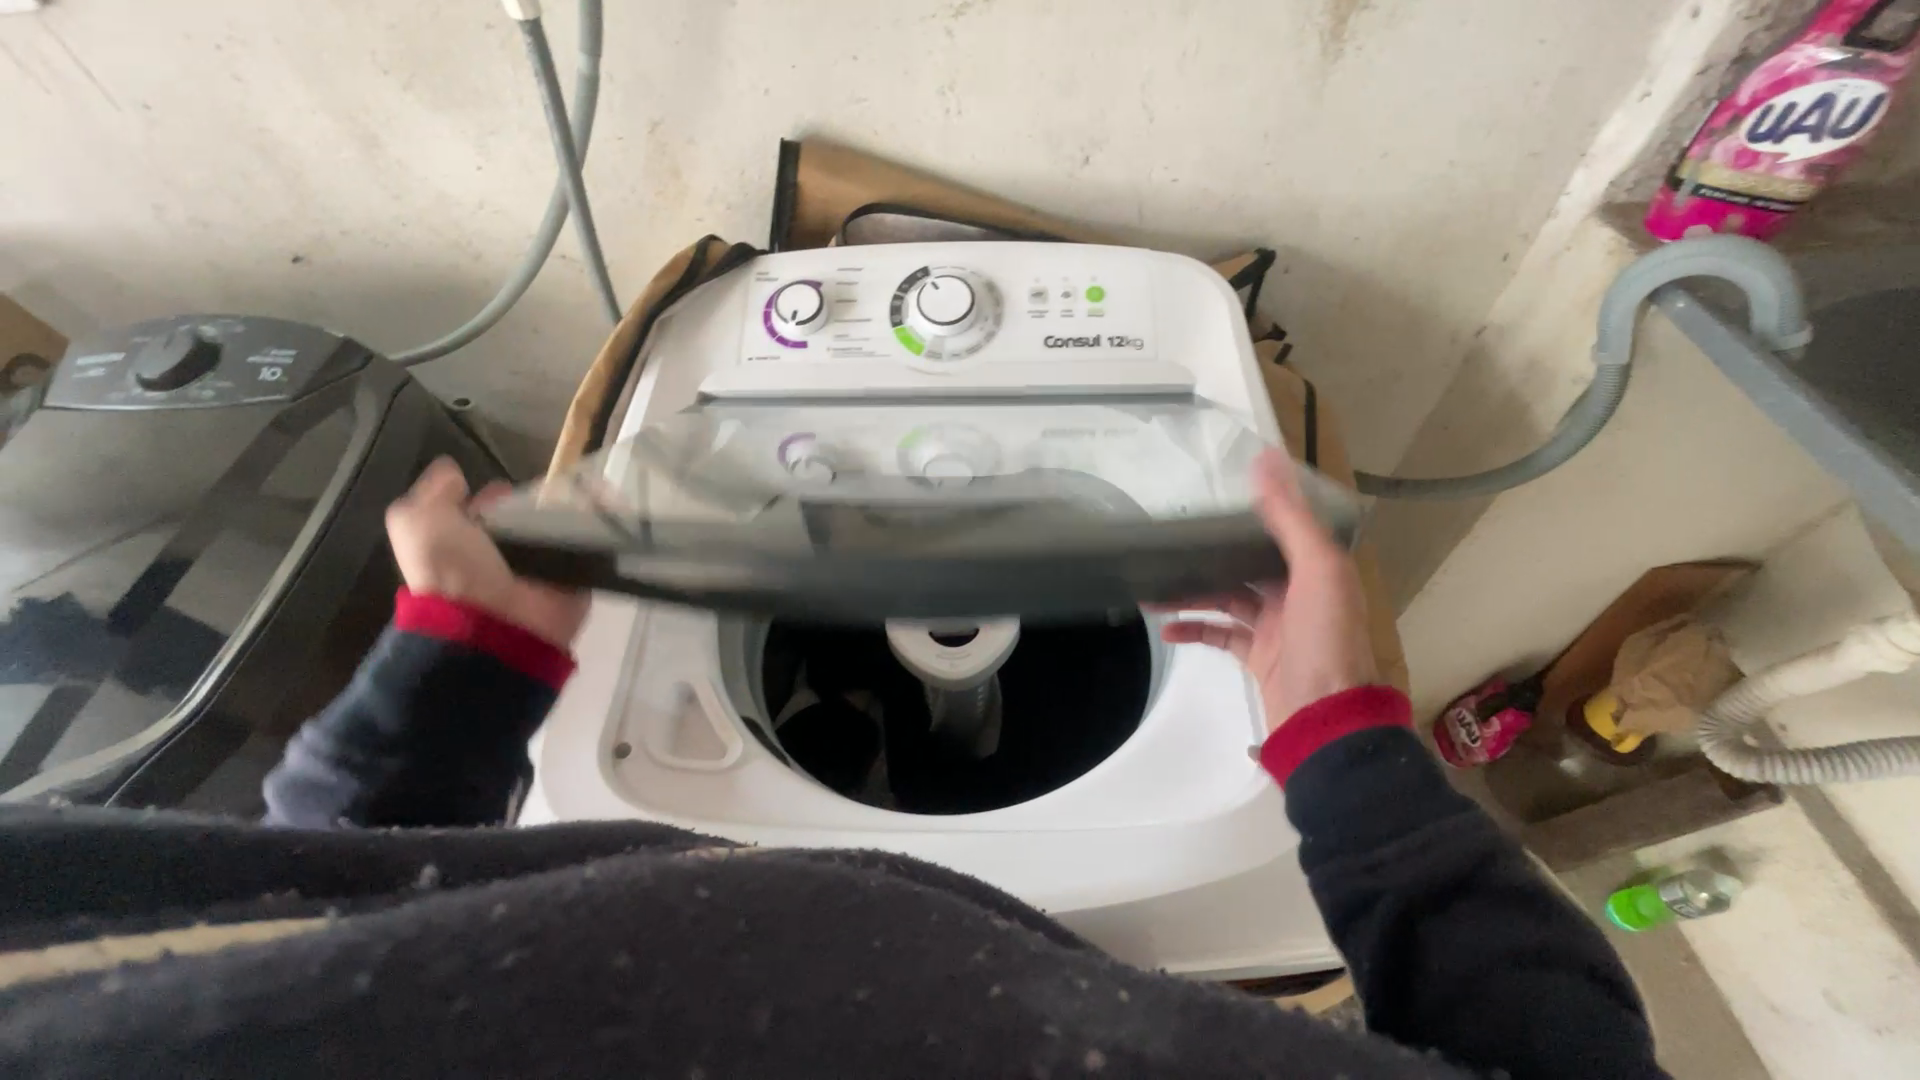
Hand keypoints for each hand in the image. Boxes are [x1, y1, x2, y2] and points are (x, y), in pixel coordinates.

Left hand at [385, 457, 589, 648]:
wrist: (495, 620)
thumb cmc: (454, 570)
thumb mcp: (418, 524)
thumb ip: (432, 494)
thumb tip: (452, 472)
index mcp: (470, 543)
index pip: (490, 510)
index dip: (498, 494)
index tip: (511, 486)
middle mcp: (507, 556)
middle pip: (532, 517)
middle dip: (546, 501)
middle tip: (559, 491)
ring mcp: (545, 569)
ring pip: (565, 530)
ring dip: (578, 512)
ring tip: (591, 496)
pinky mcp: (579, 580)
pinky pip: (595, 549)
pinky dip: (603, 530)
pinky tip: (609, 512)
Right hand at [1157, 449, 1376, 732]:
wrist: (1325, 719)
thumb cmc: (1325, 638)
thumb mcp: (1316, 568)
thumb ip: (1288, 517)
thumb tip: (1265, 459)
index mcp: (1317, 569)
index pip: (1278, 532)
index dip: (1248, 516)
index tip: (1210, 502)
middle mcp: (1299, 594)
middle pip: (1246, 565)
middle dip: (1209, 556)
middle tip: (1168, 545)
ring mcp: (1277, 627)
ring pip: (1227, 600)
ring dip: (1193, 594)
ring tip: (1153, 589)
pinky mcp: (1258, 656)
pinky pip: (1221, 635)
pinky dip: (1196, 630)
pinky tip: (1168, 628)